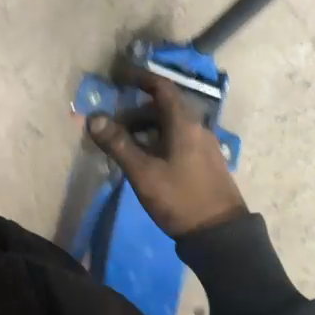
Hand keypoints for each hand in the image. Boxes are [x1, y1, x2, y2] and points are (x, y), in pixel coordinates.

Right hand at [87, 70, 247, 237]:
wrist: (222, 237)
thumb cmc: (181, 198)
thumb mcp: (143, 173)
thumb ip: (118, 144)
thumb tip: (93, 118)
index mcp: (184, 123)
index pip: (161, 87)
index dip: (139, 78)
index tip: (118, 76)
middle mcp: (197, 127)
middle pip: (163, 107)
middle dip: (136, 112)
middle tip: (114, 125)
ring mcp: (204, 146)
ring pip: (170, 125)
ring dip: (146, 128)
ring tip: (126, 146)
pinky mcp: (206, 163)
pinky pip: (178, 139)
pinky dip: (158, 140)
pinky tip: (147, 161)